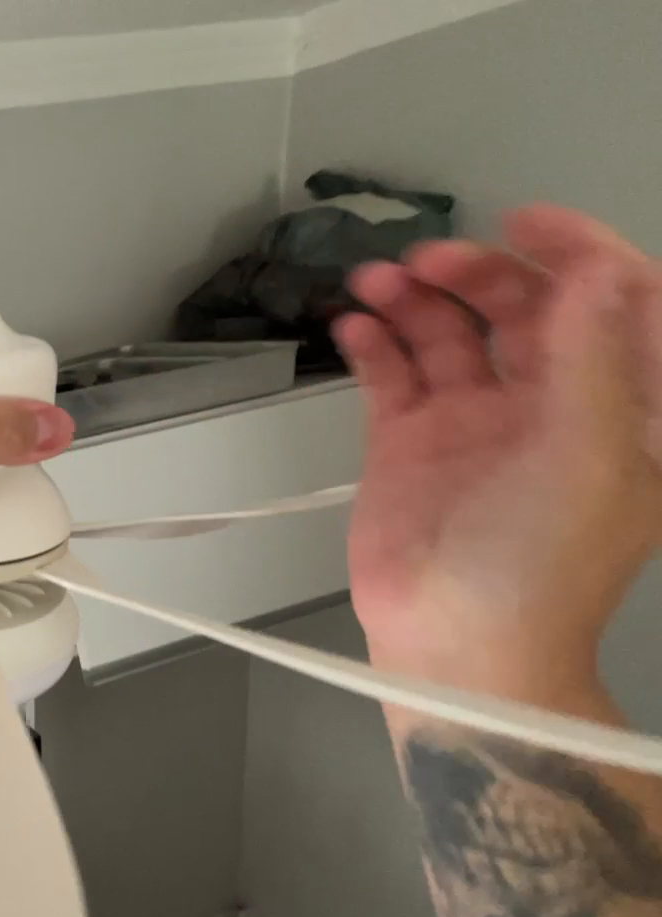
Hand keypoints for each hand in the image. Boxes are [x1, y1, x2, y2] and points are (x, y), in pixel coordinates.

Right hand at [336, 206, 661, 701]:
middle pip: (522, 313)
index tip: (522, 223)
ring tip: (370, 284)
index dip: (579, 255)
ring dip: (414, 305)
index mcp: (624, 402)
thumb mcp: (587, 454)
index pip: (616, 305)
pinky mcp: (406, 443)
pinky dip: (373, 348)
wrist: (451, 632)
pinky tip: (353, 327)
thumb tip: (596, 271)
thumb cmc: (540, 558)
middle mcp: (550, 402)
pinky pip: (393, 379)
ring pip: (449, 339)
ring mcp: (473, 422)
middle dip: (476, 277)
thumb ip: (591, 361)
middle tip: (422, 261)